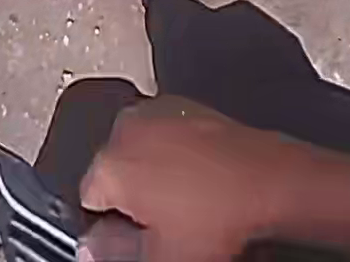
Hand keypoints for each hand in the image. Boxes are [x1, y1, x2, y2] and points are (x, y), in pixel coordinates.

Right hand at [77, 97, 314, 261]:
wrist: (261, 177)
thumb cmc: (213, 216)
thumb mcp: (159, 256)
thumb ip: (112, 253)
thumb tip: (89, 248)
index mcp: (110, 164)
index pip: (88, 197)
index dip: (107, 222)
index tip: (129, 234)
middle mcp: (124, 127)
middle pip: (112, 168)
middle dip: (128, 191)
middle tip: (159, 217)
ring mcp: (153, 109)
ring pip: (136, 146)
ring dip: (148, 166)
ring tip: (180, 193)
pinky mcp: (179, 103)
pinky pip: (161, 129)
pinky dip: (169, 146)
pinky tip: (194, 170)